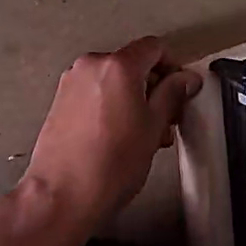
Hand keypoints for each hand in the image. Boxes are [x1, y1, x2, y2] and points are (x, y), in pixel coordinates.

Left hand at [24, 36, 201, 228]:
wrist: (61, 198)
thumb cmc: (110, 164)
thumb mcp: (154, 125)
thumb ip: (173, 93)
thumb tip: (185, 79)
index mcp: (118, 66)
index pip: (155, 47)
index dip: (173, 66)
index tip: (181, 89)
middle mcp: (92, 66)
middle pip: (134, 63)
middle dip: (155, 85)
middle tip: (168, 115)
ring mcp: (72, 83)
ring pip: (116, 79)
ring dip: (135, 98)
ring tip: (146, 132)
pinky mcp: (60, 102)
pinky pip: (97, 92)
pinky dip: (113, 104)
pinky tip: (122, 135)